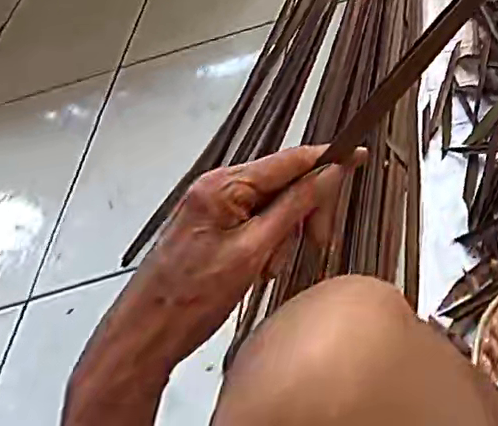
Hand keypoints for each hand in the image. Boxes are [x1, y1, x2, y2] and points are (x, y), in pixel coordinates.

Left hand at [66, 145, 360, 421]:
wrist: (139, 343)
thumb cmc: (187, 301)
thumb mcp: (253, 252)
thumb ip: (294, 206)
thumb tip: (329, 173)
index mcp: (224, 184)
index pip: (291, 159)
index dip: (328, 158)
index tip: (358, 154)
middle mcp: (218, 185)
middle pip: (285, 179)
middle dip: (306, 208)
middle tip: (319, 240)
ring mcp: (213, 203)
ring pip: (274, 200)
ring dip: (287, 229)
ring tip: (274, 265)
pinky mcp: (212, 222)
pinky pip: (256, 216)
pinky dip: (270, 237)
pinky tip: (262, 264)